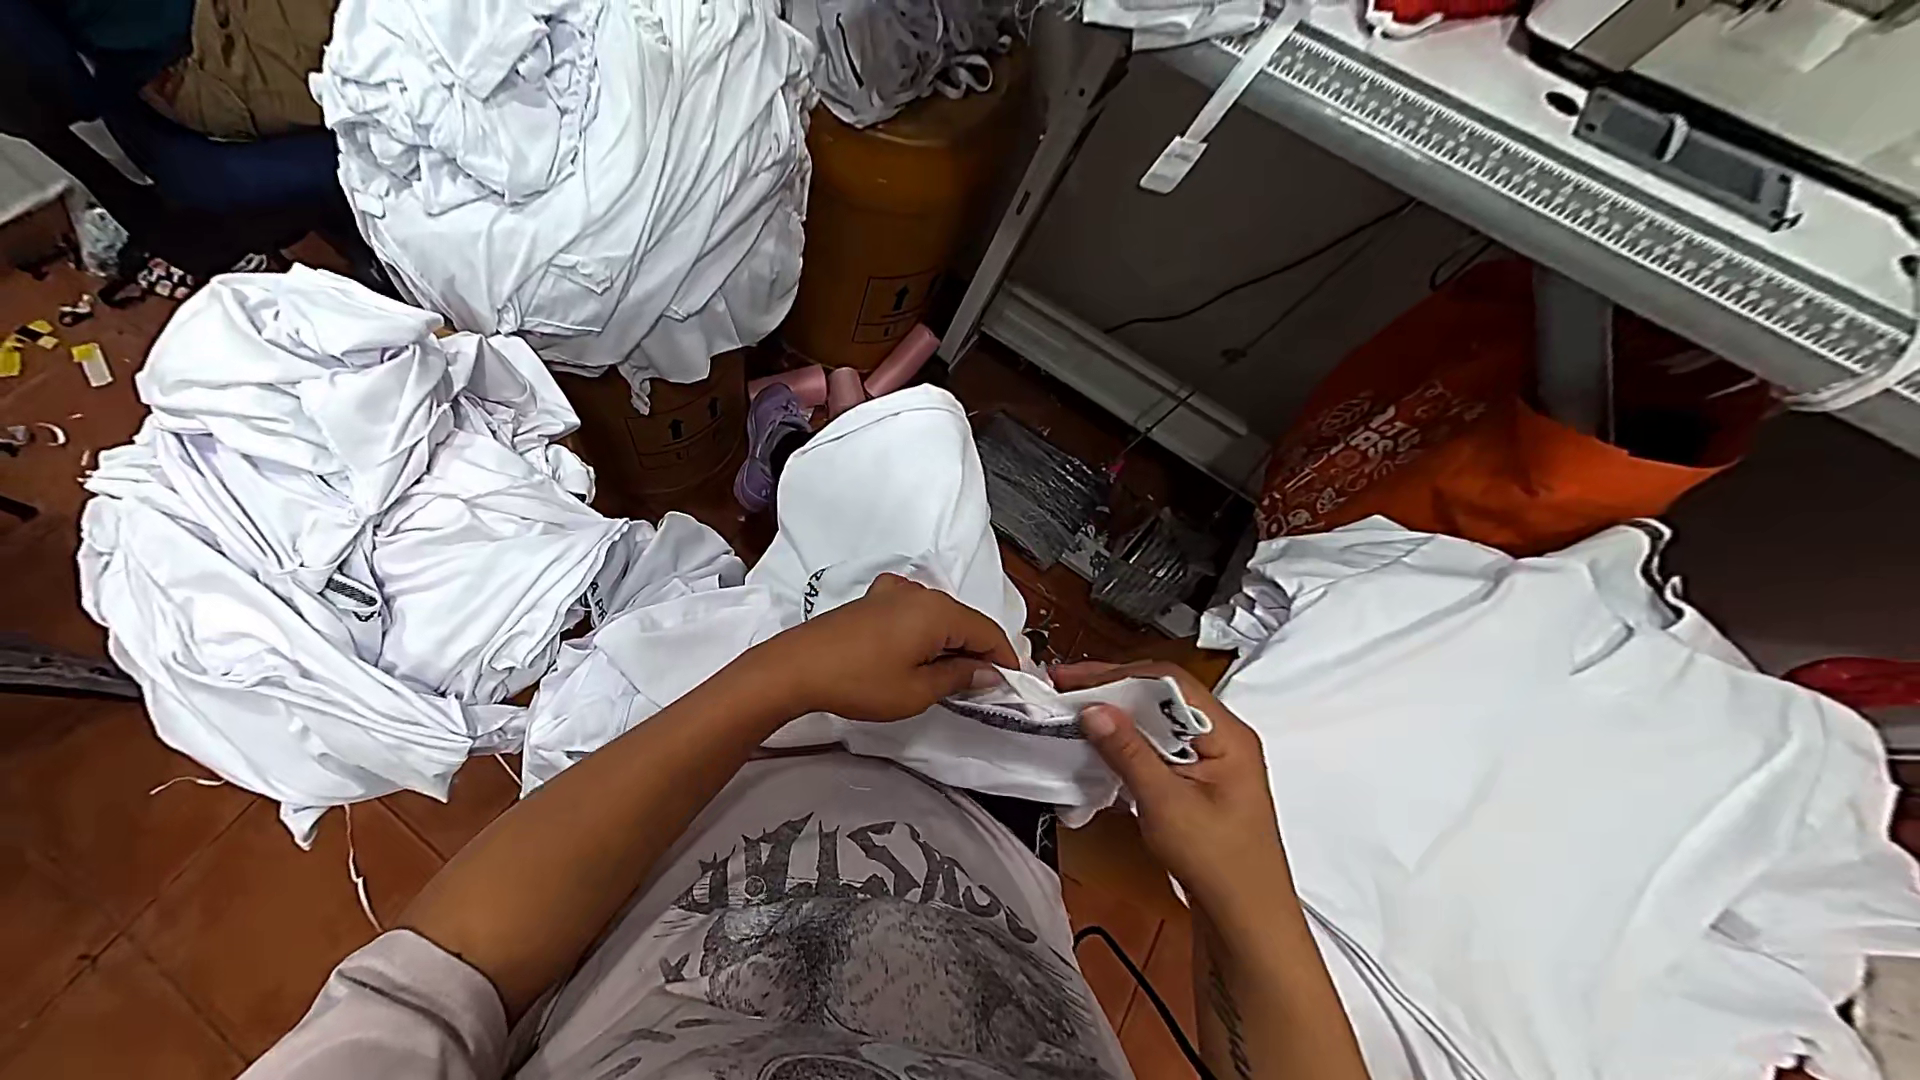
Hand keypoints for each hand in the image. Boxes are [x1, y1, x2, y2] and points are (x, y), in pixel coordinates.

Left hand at [754, 573, 1020, 722]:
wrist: (796, 667)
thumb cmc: (860, 682)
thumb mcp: (917, 691)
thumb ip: (959, 677)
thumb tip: (989, 672)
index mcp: (938, 611)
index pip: (987, 631)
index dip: (1004, 658)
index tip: (1011, 684)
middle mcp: (920, 593)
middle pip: (964, 620)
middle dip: (977, 650)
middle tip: (981, 685)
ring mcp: (894, 592)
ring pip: (939, 615)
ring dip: (951, 641)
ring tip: (949, 674)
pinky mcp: (874, 599)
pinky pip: (914, 611)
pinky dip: (926, 630)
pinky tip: (917, 652)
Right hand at [1051, 660, 1291, 916]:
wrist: (1246, 923)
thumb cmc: (1219, 865)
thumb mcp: (1167, 804)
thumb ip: (1129, 752)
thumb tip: (1093, 709)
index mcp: (1227, 734)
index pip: (1169, 682)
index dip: (1118, 674)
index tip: (1075, 678)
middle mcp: (1220, 736)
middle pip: (1161, 695)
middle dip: (1112, 688)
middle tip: (1065, 687)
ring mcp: (1208, 756)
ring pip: (1156, 718)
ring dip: (1115, 713)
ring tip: (1073, 708)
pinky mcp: (1194, 776)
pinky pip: (1155, 742)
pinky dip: (1125, 738)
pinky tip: (1098, 741)